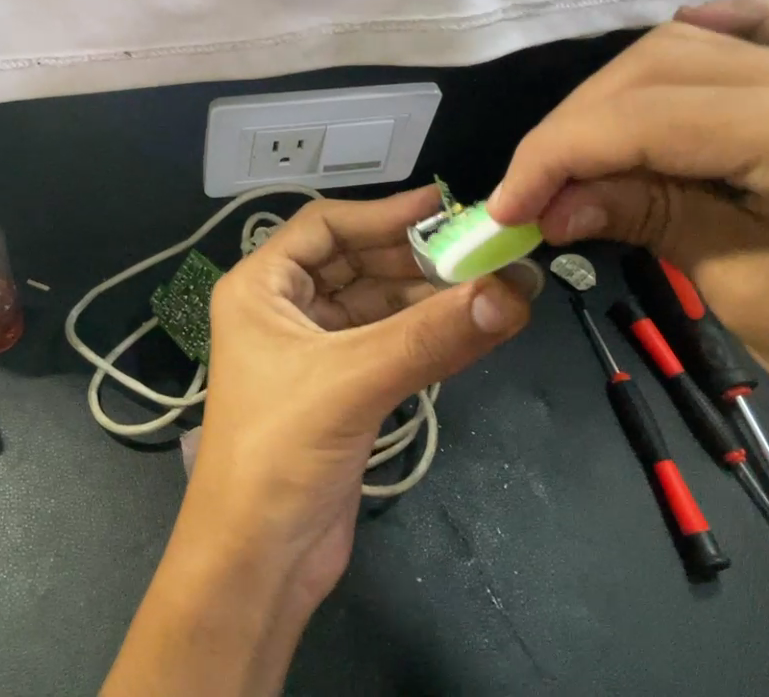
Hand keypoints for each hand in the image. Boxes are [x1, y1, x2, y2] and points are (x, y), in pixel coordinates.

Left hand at [103, 186, 531, 695]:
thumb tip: (512, 293)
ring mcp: (312, 351)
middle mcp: (283, 310)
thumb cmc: (278, 454)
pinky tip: (472, 327)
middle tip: (484, 252)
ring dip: (429, 298)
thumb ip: (430, 336)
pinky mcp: (340, 388)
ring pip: (377, 305)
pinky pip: (388, 343)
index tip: (445, 209)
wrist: (256, 559)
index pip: (323, 227)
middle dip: (415, 258)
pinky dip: (426, 334)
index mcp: (260, 288)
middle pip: (356, 262)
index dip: (382, 214)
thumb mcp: (351, 382)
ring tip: (494, 288)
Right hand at [485, 0, 768, 475]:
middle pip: (662, 67)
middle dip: (576, 130)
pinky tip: (666, 54)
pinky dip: (703, 43)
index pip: (650, 113)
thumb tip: (548, 202)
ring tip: (573, 167)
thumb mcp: (752, 293)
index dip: (557, 154)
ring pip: (694, 50)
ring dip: (618, 103)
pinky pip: (765, 38)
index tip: (503, 206)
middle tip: (527, 195)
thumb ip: (648, 218)